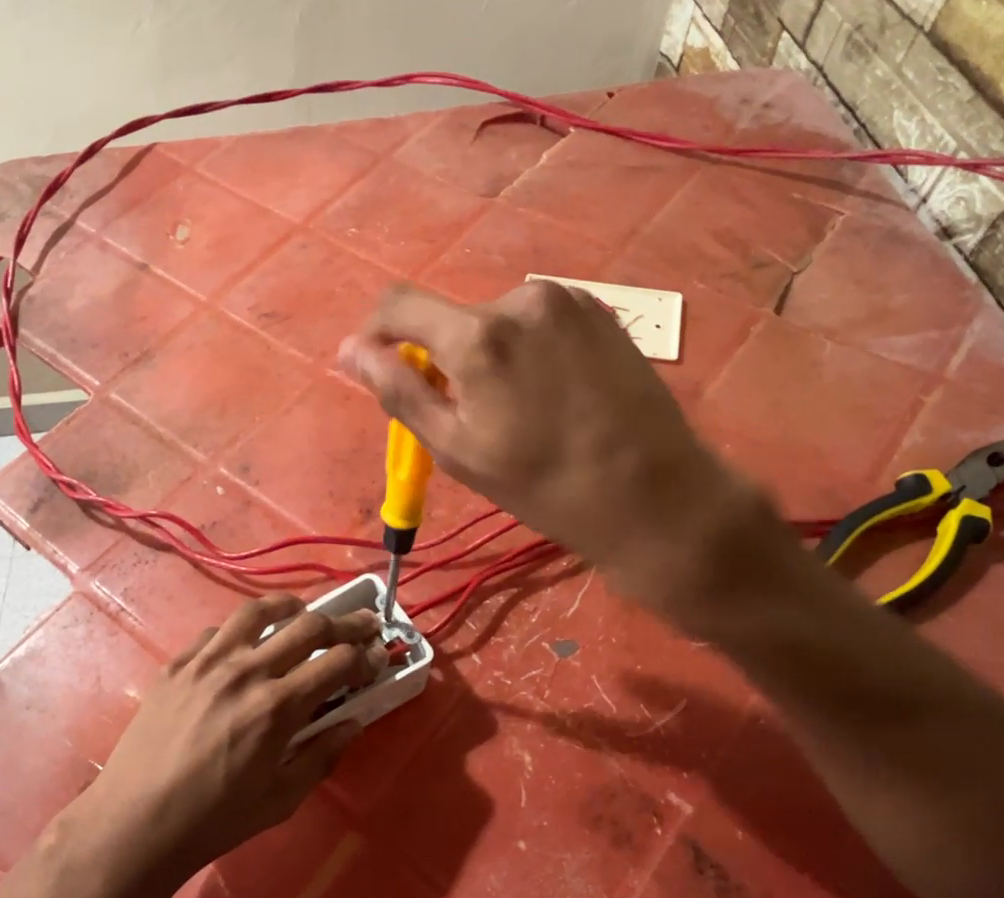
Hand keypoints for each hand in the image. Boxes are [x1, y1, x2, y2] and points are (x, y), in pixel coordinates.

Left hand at [68, 596, 381, 892]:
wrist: (136, 821)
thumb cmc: (214, 819)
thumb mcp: (281, 799)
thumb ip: (322, 755)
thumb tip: (352, 723)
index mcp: (277, 707)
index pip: (337, 662)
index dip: (366, 657)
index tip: (378, 657)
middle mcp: (246, 671)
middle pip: (307, 627)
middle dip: (346, 623)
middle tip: (363, 624)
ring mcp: (206, 662)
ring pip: (258, 612)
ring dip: (292, 608)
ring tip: (305, 613)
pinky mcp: (177, 664)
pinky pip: (216, 631)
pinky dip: (242, 629)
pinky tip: (247, 642)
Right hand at [338, 281, 780, 620]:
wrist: (653, 492)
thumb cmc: (543, 484)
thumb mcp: (456, 449)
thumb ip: (398, 391)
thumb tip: (350, 351)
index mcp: (477, 334)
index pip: (398, 304)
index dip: (376, 333)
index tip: (381, 367)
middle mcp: (520, 298)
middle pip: (452, 317)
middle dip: (443, 357)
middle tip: (467, 416)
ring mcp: (566, 300)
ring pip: (496, 320)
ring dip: (488, 354)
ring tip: (519, 410)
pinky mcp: (599, 311)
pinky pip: (537, 322)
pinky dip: (526, 350)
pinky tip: (552, 394)